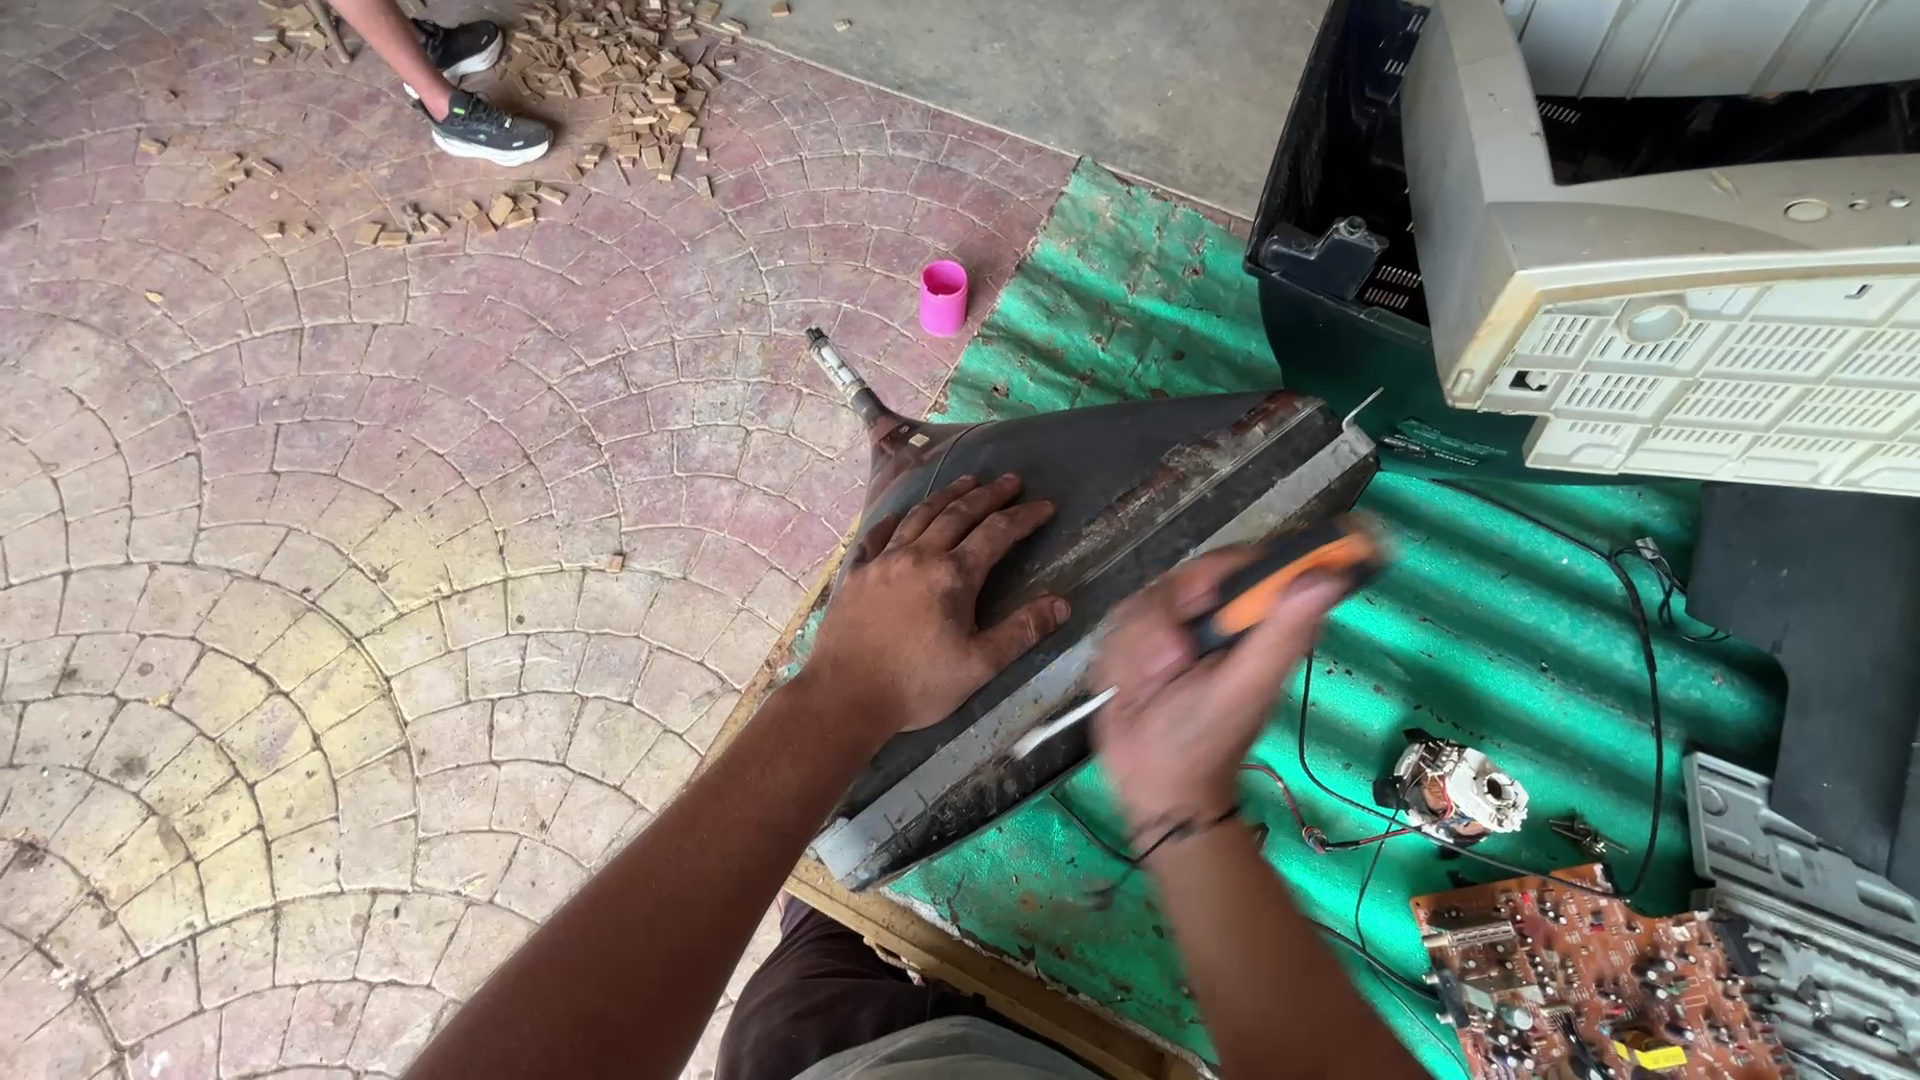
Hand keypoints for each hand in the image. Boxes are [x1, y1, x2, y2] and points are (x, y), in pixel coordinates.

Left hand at [803, 473, 1070, 734]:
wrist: (845, 696)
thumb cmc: (917, 685)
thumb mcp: (979, 666)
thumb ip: (1022, 632)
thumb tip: (1062, 604)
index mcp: (952, 576)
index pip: (997, 533)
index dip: (1024, 517)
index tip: (1045, 506)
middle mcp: (918, 556)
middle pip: (959, 513)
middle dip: (989, 494)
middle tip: (1010, 480)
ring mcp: (882, 562)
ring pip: (919, 516)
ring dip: (947, 496)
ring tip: (966, 482)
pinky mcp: (855, 575)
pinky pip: (876, 537)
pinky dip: (893, 521)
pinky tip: (898, 516)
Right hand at [1091, 547, 1346, 834]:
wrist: (1150, 782)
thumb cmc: (1204, 740)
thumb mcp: (1245, 687)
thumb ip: (1282, 632)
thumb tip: (1329, 575)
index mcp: (1254, 624)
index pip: (1239, 563)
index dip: (1212, 573)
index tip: (1195, 606)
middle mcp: (1215, 619)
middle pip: (1181, 578)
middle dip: (1162, 621)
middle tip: (1169, 664)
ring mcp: (1174, 629)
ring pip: (1142, 601)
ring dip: (1137, 648)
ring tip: (1149, 686)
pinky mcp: (1138, 642)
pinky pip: (1117, 625)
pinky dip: (1119, 659)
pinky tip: (1131, 687)